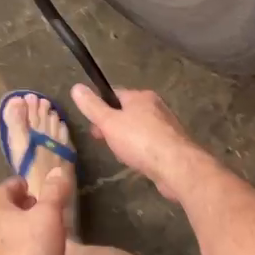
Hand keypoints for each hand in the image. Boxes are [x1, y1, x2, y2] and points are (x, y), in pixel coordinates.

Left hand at [0, 169, 72, 254]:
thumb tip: (58, 169)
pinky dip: (25, 251)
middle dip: (20, 207)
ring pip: (7, 237)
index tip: (29, 183)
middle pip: (3, 214)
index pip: (1, 191)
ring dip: (23, 230)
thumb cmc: (32, 254)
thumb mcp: (49, 216)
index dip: (15, 184)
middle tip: (40, 205)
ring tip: (45, 231)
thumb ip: (54, 192)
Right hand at [70, 85, 207, 200]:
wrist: (178, 168)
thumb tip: (76, 87)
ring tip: (121, 156)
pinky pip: (151, 144)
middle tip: (104, 142)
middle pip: (127, 113)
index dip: (100, 108)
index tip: (93, 125)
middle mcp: (156, 107)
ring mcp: (168, 126)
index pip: (115, 95)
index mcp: (141, 96)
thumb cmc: (140, 141)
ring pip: (139, 130)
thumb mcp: (109, 122)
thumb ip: (92, 106)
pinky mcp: (174, 146)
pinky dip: (142, 151)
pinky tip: (138, 164)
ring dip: (127, 141)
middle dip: (113, 127)